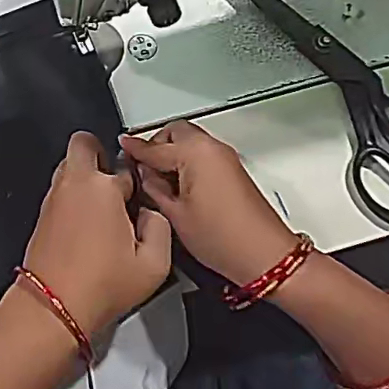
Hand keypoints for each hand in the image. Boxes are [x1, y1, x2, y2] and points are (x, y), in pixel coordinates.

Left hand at [19, 132, 172, 338]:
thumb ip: (161, 227)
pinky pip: (60, 190)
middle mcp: (73, 184)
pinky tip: (88, 225)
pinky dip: (73, 197)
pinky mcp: (42, 213)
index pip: (125, 168)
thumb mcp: (155, 264)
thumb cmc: (99, 284)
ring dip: (85, 175)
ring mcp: (53, 197)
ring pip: (69, 166)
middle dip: (99, 152)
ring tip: (104, 207)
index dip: (136, 182)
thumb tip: (151, 215)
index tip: (140, 199)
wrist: (54, 305)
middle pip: (83, 143)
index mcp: (101, 186)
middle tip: (115, 180)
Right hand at [120, 121, 301, 286]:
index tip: (123, 146)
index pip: (154, 146)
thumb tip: (144, 175)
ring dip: (173, 153)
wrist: (265, 256)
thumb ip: (153, 187)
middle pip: (175, 132)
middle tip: (141, 165)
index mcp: (195, 153)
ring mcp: (225, 158)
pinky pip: (202, 154)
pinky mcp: (232, 170)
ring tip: (159, 180)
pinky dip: (187, 161)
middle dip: (156, 145)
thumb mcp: (174, 214)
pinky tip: (178, 186)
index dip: (134, 149)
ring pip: (190, 141)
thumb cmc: (226, 239)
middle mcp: (212, 149)